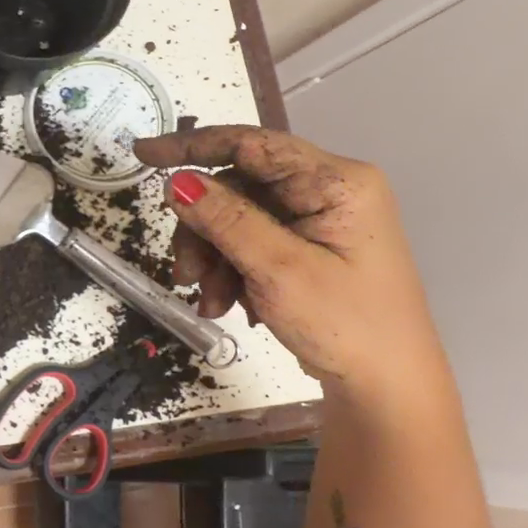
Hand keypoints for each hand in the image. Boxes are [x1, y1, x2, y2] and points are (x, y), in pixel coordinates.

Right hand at [132, 125, 446, 402]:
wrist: (386, 381)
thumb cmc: (344, 322)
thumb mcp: (277, 270)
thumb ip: (226, 220)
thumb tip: (176, 182)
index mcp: (335, 183)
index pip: (251, 146)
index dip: (192, 146)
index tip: (141, 155)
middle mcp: (328, 191)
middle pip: (236, 189)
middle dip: (201, 230)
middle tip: (184, 275)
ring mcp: (318, 220)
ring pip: (234, 219)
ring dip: (211, 258)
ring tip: (211, 301)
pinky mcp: (308, 247)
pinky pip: (248, 243)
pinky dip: (227, 271)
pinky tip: (227, 303)